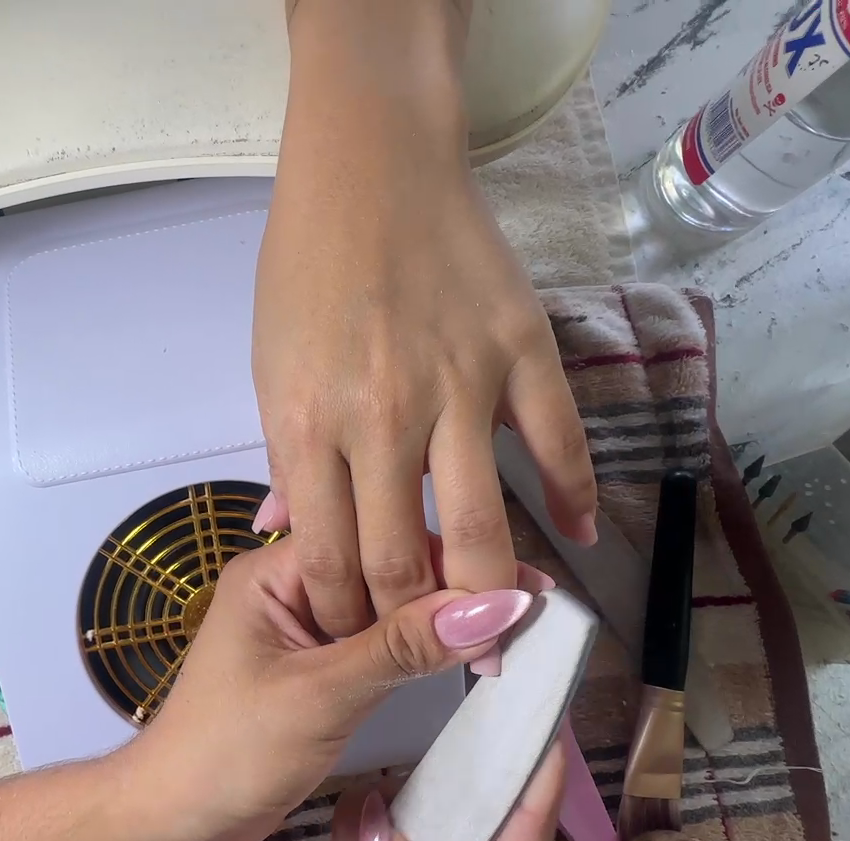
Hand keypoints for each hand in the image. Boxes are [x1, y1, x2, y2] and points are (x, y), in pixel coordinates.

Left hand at [127, 537, 553, 840]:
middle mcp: (288, 589)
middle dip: (450, 591)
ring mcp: (301, 631)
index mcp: (273, 572)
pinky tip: (467, 653)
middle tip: (534, 604)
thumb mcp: (320, 695)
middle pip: (382, 571)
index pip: (371, 540)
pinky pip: (373, 648)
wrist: (177, 818)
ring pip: (383, 612)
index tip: (523, 580)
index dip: (446, 559)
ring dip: (439, 624)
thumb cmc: (232, 751)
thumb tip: (500, 603)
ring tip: (518, 626)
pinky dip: (416, 654)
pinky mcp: (313, 670)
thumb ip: (403, 648)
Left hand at [254, 0, 596, 641]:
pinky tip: (579, 536)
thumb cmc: (301, 280)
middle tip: (434, 657)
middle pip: (405, 561)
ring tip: (501, 630)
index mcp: (308, 430)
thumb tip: (289, 530)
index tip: (361, 644)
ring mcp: (460, 388)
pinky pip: (559, 444)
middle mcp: (384, 422)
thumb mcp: (270, 377)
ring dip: (493, 593)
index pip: (331, 561)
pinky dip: (576, 496)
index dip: (347, 619)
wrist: (368, 175)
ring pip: (485, 525)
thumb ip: (287, 460)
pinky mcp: (524, 353)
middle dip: (416, 626)